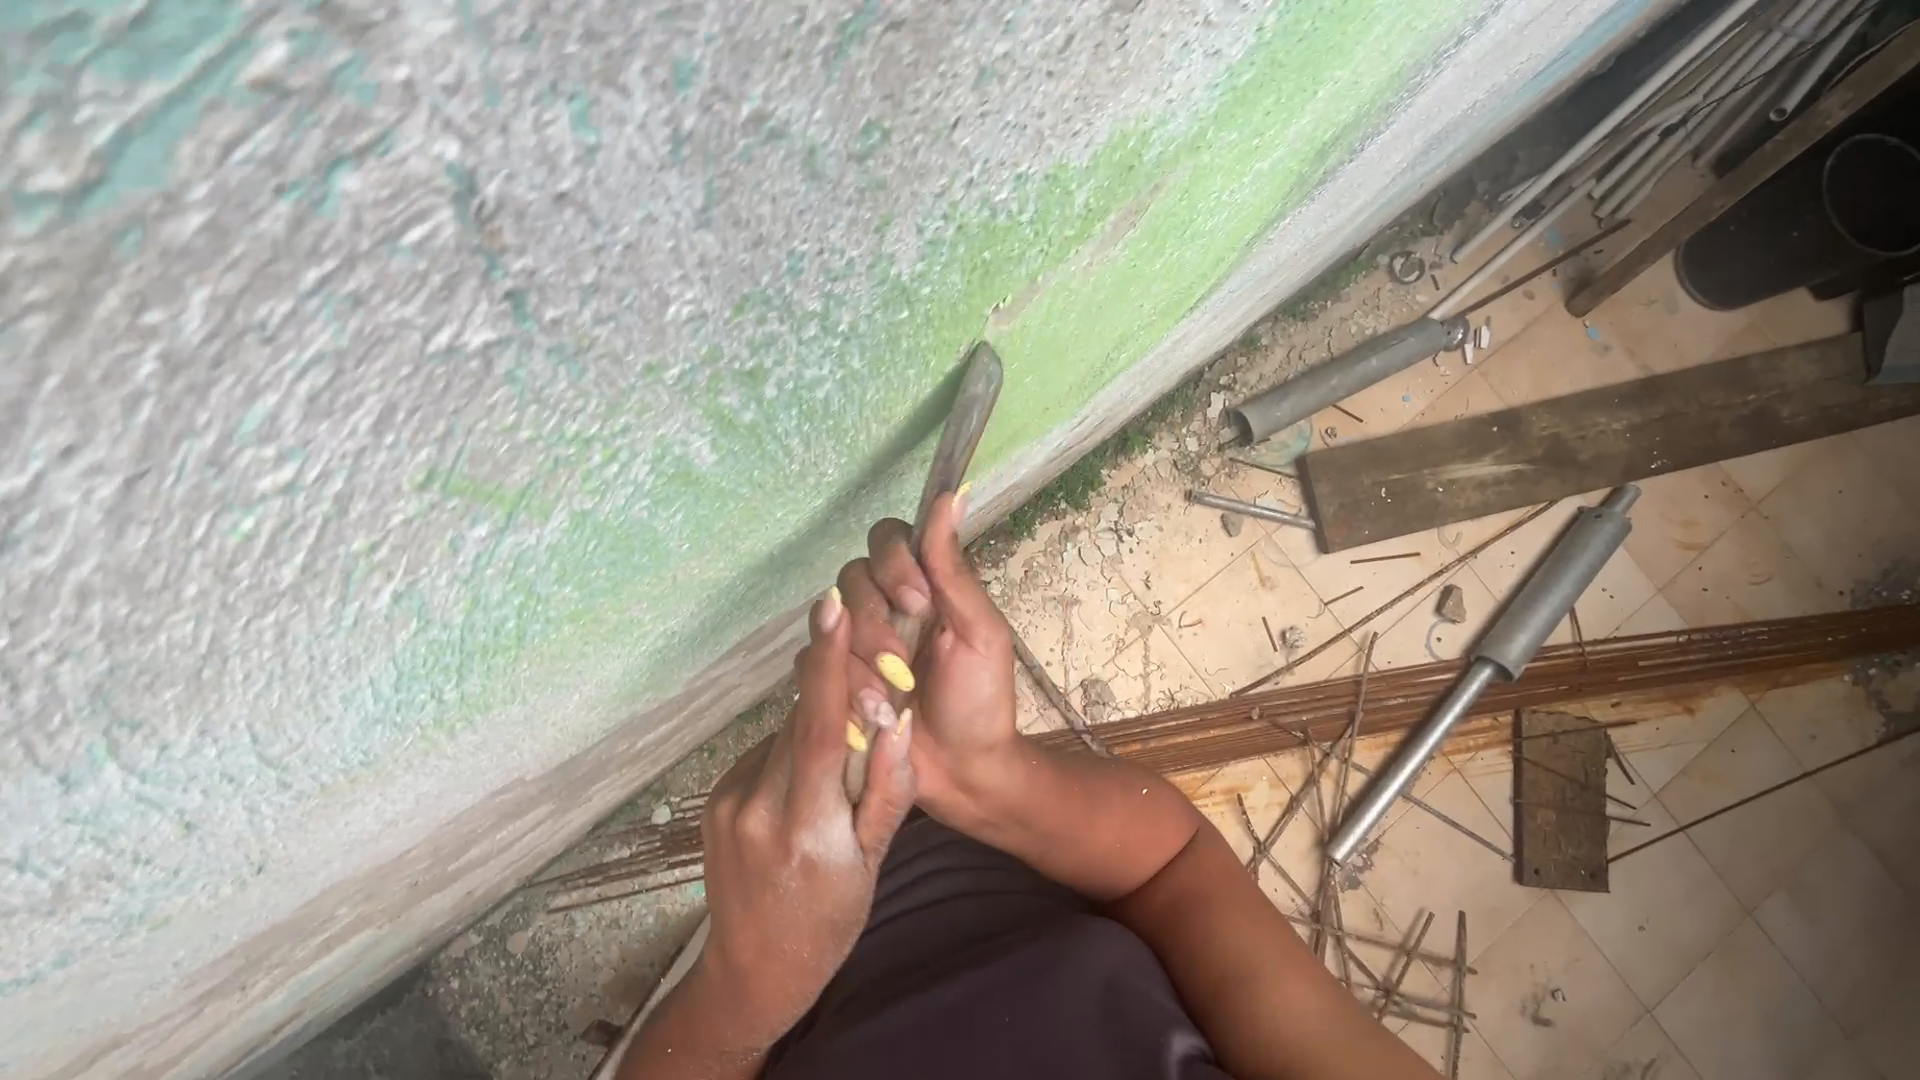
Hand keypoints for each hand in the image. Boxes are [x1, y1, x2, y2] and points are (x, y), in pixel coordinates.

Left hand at [694, 586, 915, 1047]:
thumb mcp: (873, 862)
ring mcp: (727, 798)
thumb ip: (888, 788)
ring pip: (786, 733)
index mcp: (807, 825)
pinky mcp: (716, 795)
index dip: (827, 662)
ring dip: (817, 731)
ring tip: (832, 783)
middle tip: (869, 706)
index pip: (820, 727)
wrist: (753, 970)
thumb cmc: (830, 919)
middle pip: (804, 720)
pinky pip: (767, 751)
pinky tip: (803, 792)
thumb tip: (897, 718)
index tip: (830, 606)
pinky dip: (794, 753)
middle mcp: (757, 804)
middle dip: (839, 697)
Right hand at [836, 492, 1020, 821]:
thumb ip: (953, 568)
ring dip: (859, 662)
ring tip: (890, 701)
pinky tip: (868, 713)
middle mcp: (884, 604)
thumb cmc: (981, 699)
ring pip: (830, 622)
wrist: (965, 772)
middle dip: (875, 624)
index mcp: (923, 584)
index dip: (894, 564)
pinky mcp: (836, 677)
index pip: (888, 538)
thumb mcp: (978, 631)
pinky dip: (839, 686)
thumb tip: (951, 493)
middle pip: (852, 579)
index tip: (919, 602)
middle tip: (905, 666)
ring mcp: (856, 642)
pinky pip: (814, 663)